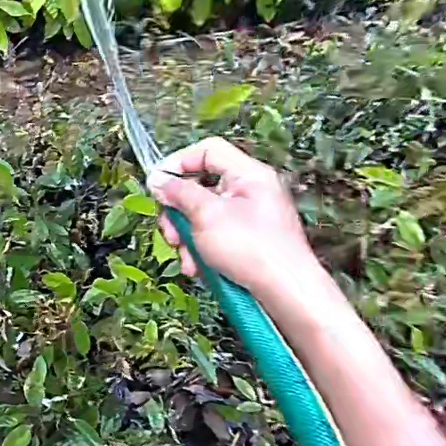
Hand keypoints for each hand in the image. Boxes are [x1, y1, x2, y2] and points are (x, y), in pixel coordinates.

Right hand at [146, 137, 323, 301]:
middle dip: (178, 211)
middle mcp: (252, 192)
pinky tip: (198, 268)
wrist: (287, 294)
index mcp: (249, 175)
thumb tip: (158, 180)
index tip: (158, 185)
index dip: (178, 163)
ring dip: (187, 237)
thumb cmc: (254, 251)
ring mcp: (251, 218)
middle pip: (201, 186)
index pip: (208, 151)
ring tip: (186, 257)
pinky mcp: (248, 242)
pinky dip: (201, 251)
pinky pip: (214, 237)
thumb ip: (179, 193)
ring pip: (203, 216)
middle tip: (169, 230)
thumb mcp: (206, 215)